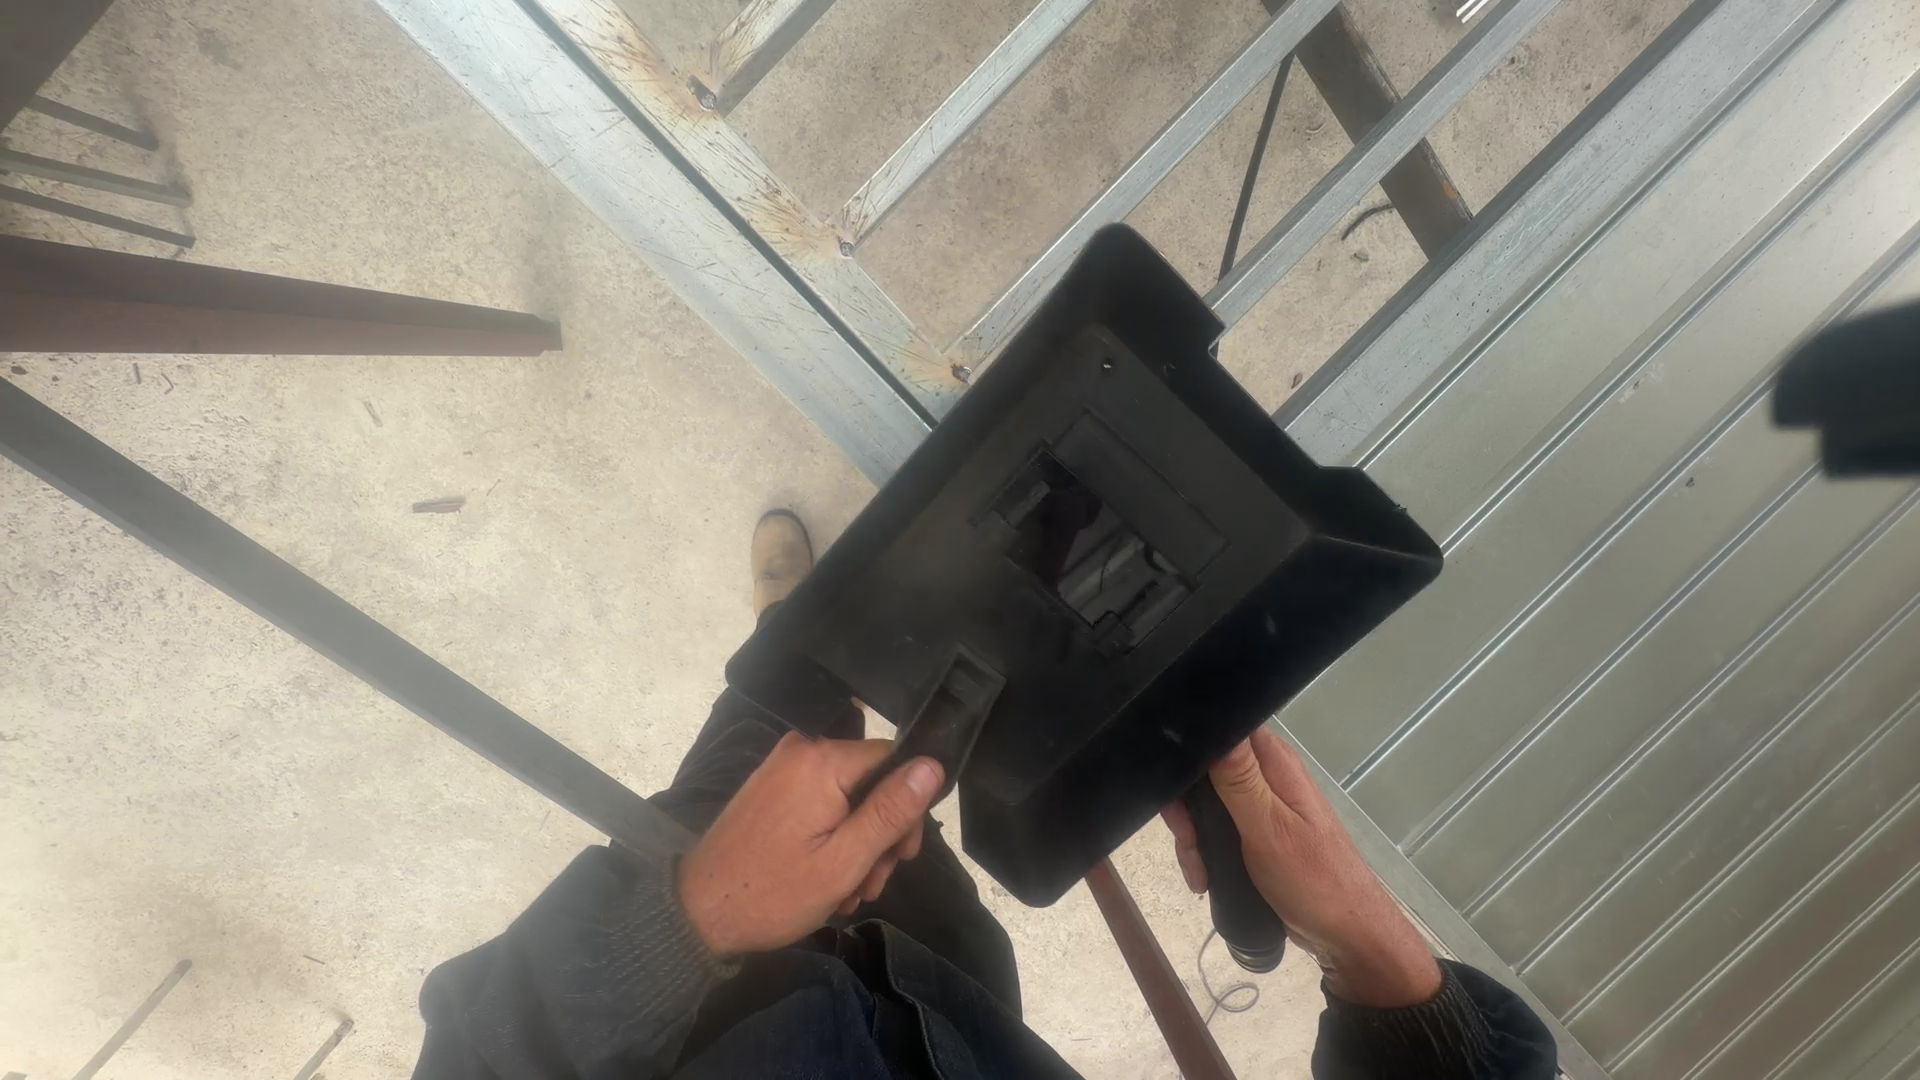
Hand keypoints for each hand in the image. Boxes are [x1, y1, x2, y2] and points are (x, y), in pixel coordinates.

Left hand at [678, 733, 942, 955]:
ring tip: (849, 892)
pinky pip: (821, 797)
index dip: (907, 806)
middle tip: (873, 884)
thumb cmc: (773, 892)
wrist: (694, 914)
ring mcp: (783, 765)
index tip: (903, 855)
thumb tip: (933, 765)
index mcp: (823, 760)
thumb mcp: (844, 861)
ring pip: (848, 793)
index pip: (893, 760)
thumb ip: (891, 811)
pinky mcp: (772, 784)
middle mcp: (803, 748)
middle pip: (871, 778)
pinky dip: (832, 833)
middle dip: (880, 832)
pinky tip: (828, 876)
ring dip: (857, 840)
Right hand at [1161, 728, 1441, 1007]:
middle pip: (1206, 770)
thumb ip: (1237, 777)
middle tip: (1185, 839)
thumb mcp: (1269, 827)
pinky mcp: (1258, 829)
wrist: (1349, 940)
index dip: (1190, 751)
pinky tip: (1203, 875)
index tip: (1172, 784)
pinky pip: (1218, 826)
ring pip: (1207, 802)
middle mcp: (1267, 774)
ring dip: (1194, 834)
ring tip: (1197, 870)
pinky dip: (1205, 848)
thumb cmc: (1312, 880)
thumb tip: (1212, 723)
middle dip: (1187, 806)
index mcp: (1273, 761)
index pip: (1220, 731)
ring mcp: (1263, 802)